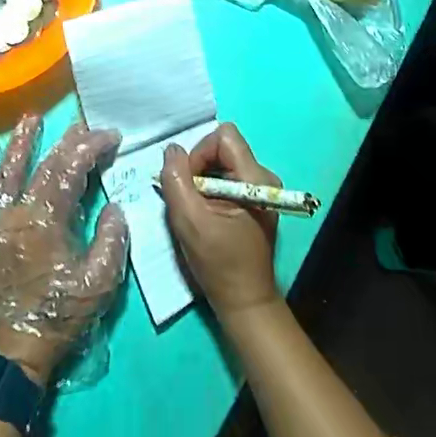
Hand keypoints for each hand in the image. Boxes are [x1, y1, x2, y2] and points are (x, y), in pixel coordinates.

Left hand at [0, 118, 126, 384]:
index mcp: (48, 220)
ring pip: (4, 175)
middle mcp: (16, 214)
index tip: (110, 136)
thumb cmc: (56, 317)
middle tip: (81, 124)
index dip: (91, 147)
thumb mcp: (99, 283)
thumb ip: (111, 240)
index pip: (72, 169)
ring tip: (29, 120)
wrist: (6, 355)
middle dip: (65, 142)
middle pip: (42, 166)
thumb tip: (113, 207)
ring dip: (18, 145)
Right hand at [159, 123, 280, 317]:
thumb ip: (177, 181)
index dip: (199, 153)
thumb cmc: (219, 264)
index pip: (224, 135)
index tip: (188, 184)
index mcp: (255, 178)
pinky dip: (210, 190)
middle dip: (198, 167)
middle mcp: (263, 176)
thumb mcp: (190, 223)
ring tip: (195, 210)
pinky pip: (228, 177)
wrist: (245, 300)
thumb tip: (172, 150)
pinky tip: (205, 215)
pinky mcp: (255, 199)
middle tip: (188, 199)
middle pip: (224, 147)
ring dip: (202, 180)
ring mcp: (261, 188)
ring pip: (223, 162)